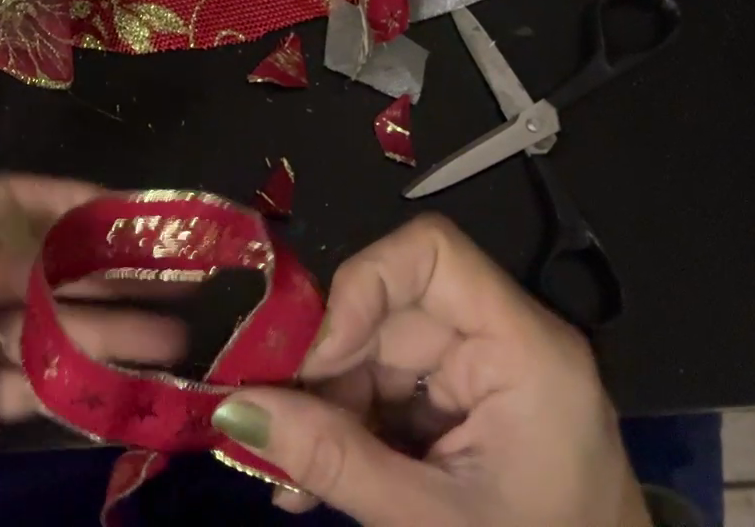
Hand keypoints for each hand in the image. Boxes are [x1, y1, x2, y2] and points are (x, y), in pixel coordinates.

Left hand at [0, 175, 184, 525]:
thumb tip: (46, 250)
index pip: (3, 204)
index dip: (65, 201)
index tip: (130, 212)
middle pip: (34, 265)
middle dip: (100, 272)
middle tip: (172, 282)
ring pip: (43, 325)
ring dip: (104, 329)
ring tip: (172, 339)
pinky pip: (36, 381)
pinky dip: (80, 381)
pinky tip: (128, 385)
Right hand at [210, 214, 651, 526]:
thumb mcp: (437, 522)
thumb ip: (334, 460)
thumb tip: (230, 408)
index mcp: (524, 352)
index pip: (430, 254)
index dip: (362, 284)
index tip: (317, 359)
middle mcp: (498, 346)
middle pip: (381, 312)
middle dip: (320, 371)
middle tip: (271, 426)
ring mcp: (475, 378)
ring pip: (365, 354)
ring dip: (318, 409)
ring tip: (288, 475)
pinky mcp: (457, 410)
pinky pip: (376, 392)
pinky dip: (338, 429)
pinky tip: (310, 479)